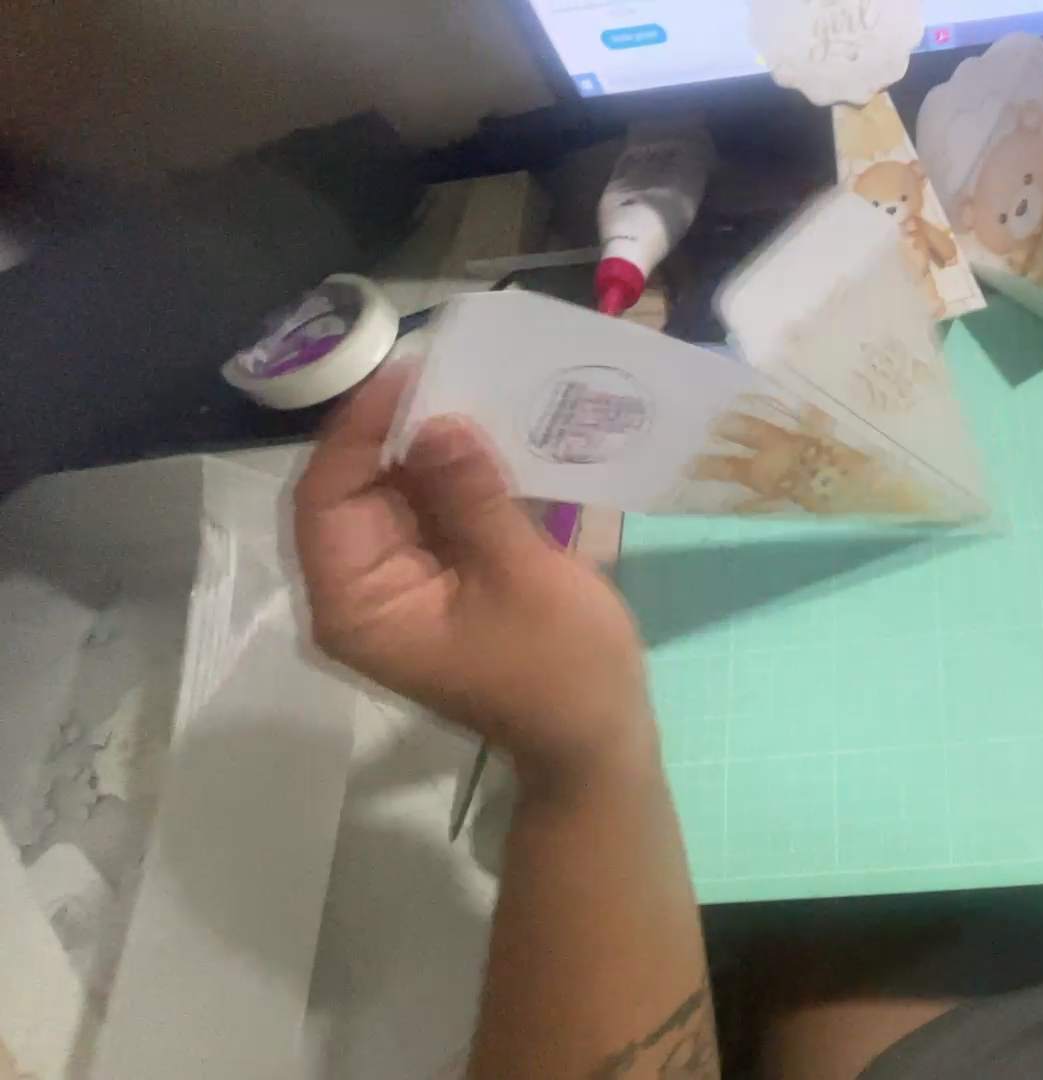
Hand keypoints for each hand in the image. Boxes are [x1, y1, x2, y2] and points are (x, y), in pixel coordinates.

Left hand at [293, 369, 652, 785]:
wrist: (599, 735)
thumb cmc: (564, 665)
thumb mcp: (523, 574)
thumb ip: (474, 498)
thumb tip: (437, 422)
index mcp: (360, 604)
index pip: (328, 498)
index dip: (359, 431)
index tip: (407, 375)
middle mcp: (368, 596)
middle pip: (360, 498)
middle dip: (402, 439)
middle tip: (452, 379)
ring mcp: (410, 595)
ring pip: (404, 508)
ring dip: (439, 460)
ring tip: (479, 404)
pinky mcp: (449, 592)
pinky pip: (441, 526)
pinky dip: (465, 490)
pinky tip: (499, 455)